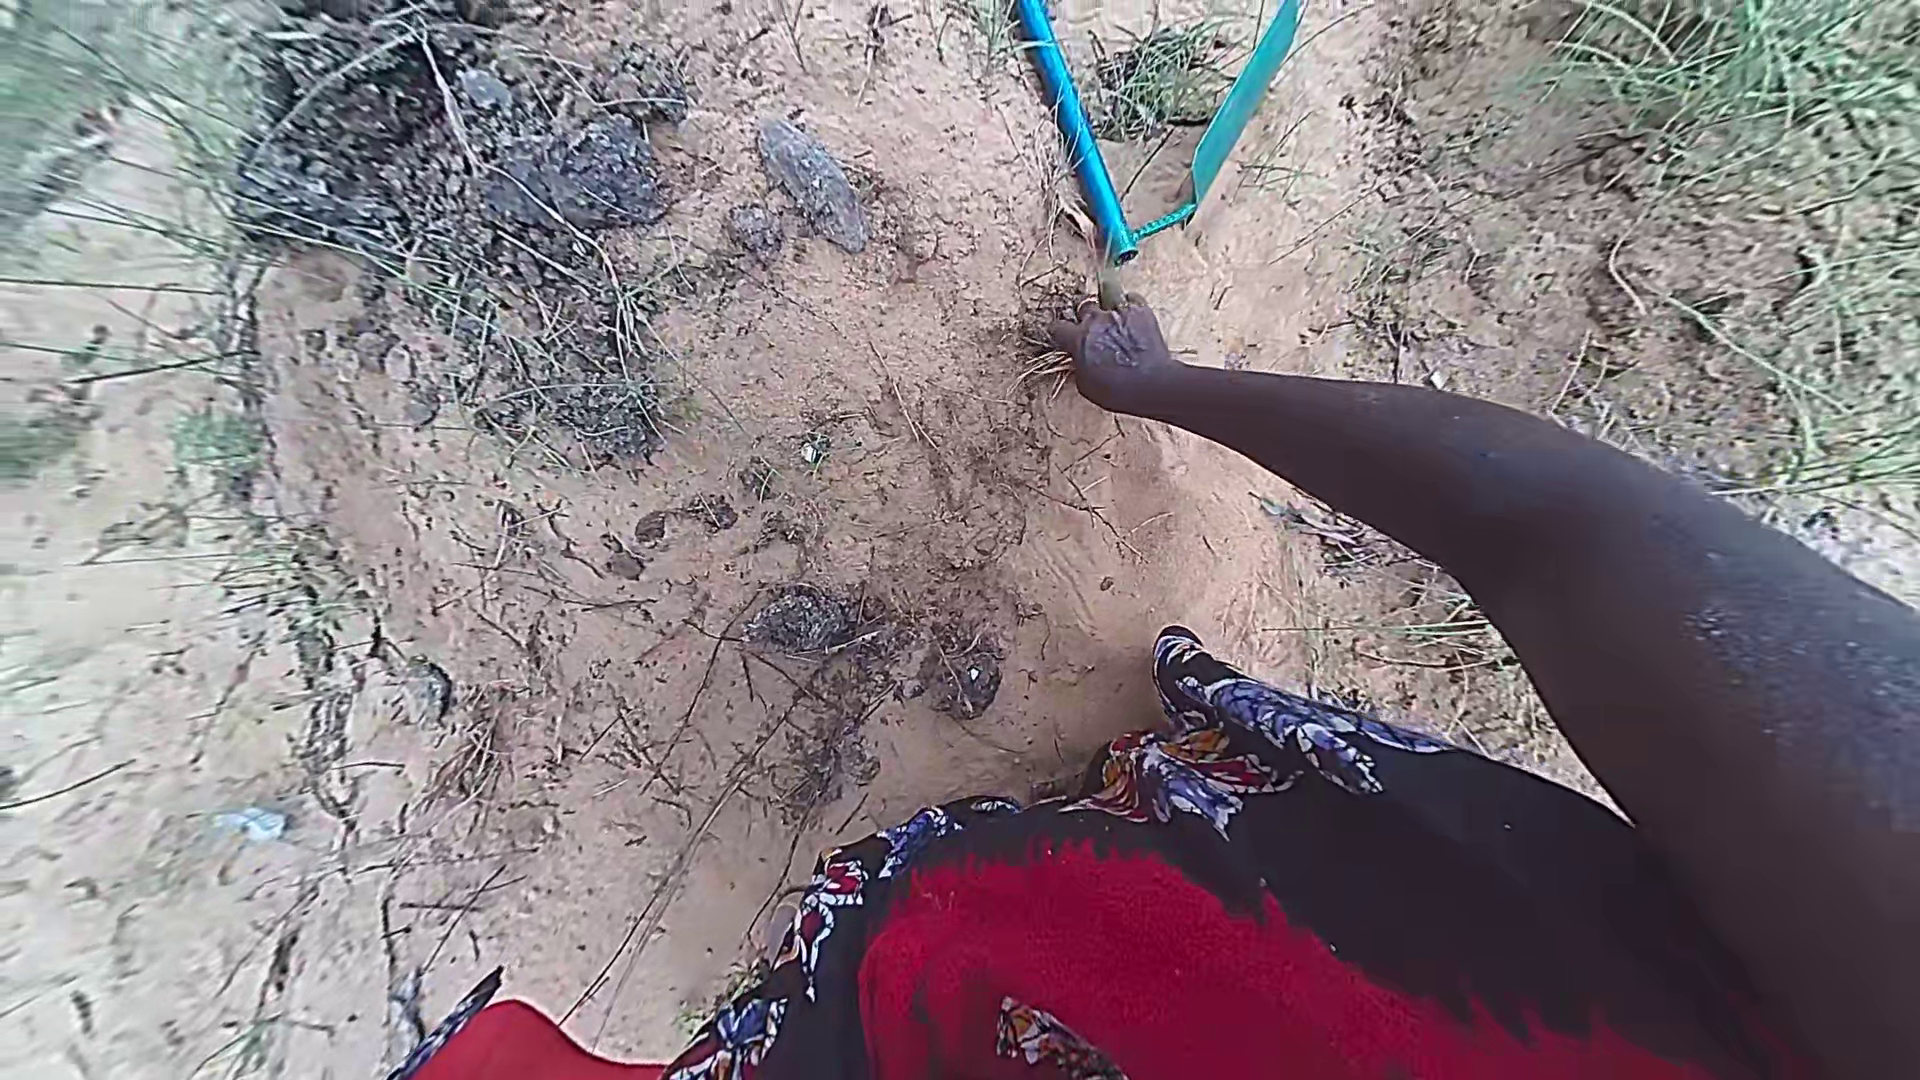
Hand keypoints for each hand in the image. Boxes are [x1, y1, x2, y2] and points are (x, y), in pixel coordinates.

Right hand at [1049, 296, 1184, 413]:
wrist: (1152, 385)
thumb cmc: (1118, 391)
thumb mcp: (1085, 386)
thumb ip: (1078, 365)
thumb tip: (1079, 359)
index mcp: (1078, 340)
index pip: (1058, 327)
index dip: (1060, 333)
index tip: (1063, 336)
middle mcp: (1096, 321)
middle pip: (1083, 307)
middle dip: (1085, 318)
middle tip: (1091, 330)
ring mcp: (1119, 313)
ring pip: (1107, 301)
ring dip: (1108, 312)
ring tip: (1113, 325)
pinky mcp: (1141, 311)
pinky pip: (1131, 300)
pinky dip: (1129, 308)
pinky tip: (1131, 320)